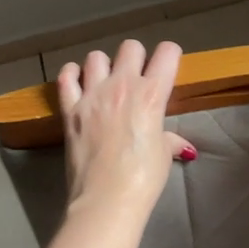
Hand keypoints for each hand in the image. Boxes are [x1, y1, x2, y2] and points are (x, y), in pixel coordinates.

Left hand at [56, 39, 194, 214]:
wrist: (106, 200)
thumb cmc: (143, 179)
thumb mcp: (163, 156)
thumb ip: (169, 141)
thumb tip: (182, 147)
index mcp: (152, 94)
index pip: (167, 53)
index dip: (170, 56)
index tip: (167, 67)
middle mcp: (123, 86)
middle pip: (131, 47)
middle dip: (137, 57)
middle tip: (136, 77)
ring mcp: (92, 95)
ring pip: (96, 57)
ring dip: (104, 65)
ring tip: (105, 81)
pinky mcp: (69, 109)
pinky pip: (66, 77)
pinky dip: (72, 75)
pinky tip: (78, 82)